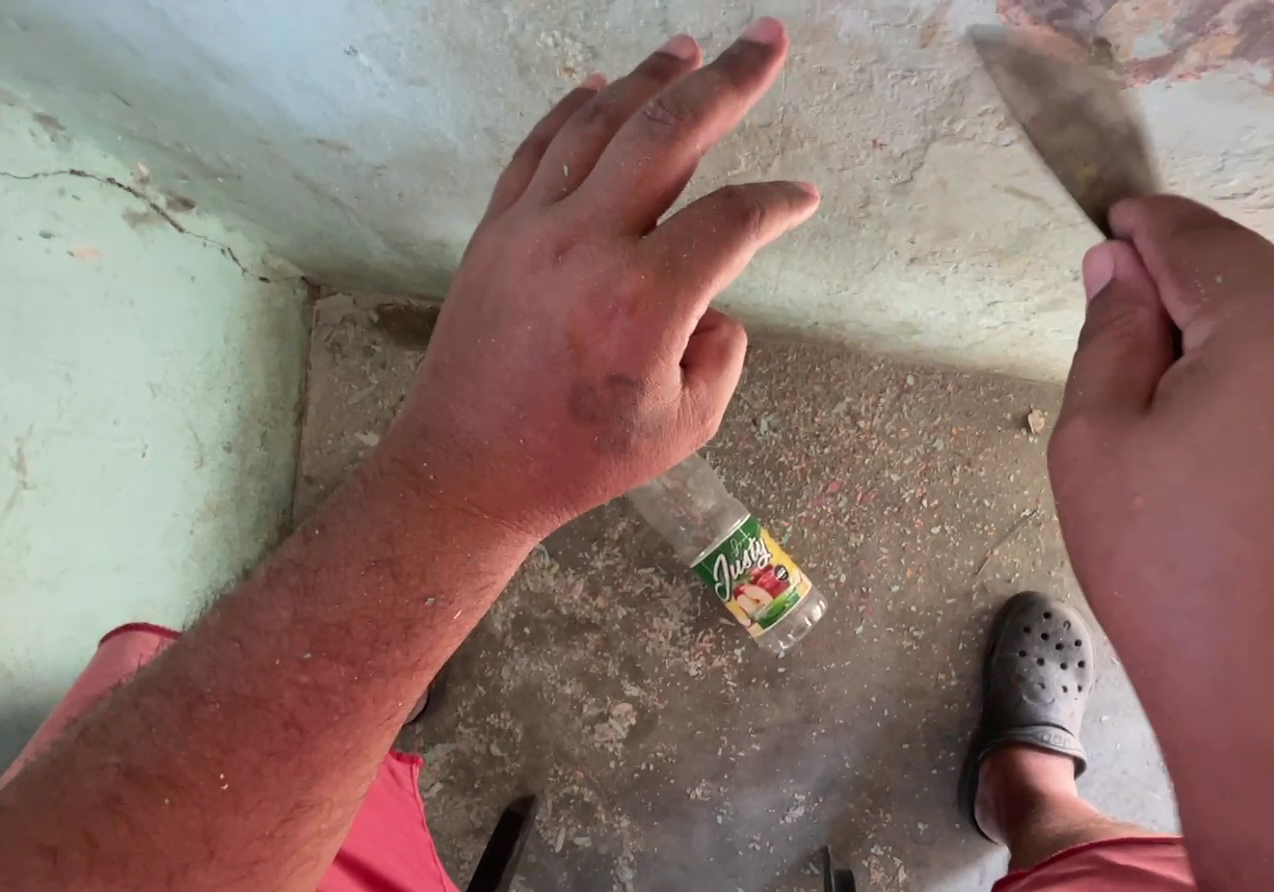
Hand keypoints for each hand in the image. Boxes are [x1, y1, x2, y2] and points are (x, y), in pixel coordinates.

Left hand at [379, 19, 818, 540]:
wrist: (470, 466)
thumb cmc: (580, 460)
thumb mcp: (683, 427)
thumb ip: (721, 358)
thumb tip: (716, 309)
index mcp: (646, 300)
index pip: (732, 222)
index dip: (778, 204)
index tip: (803, 199)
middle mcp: (589, 244)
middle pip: (669, 134)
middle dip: (729, 82)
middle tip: (766, 41)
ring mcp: (533, 228)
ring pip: (600, 125)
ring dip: (652, 79)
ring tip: (690, 50)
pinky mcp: (495, 232)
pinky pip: (538, 148)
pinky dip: (573, 110)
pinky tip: (599, 87)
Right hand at [1049, 196, 1273, 765]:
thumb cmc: (1179, 587)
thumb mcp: (1094, 455)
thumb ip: (1106, 343)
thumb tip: (1115, 272)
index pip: (1200, 242)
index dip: (1147, 231)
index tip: (1119, 222)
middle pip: (1270, 301)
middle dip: (1204, 337)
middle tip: (1155, 430)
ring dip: (1270, 385)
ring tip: (1230, 491)